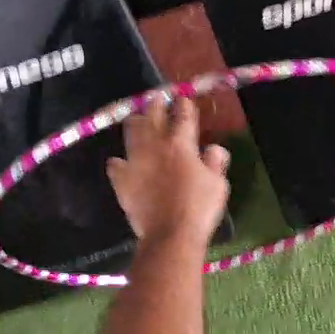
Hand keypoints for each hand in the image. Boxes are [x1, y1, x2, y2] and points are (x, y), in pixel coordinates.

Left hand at [105, 96, 229, 244]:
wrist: (170, 234)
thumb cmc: (199, 207)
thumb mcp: (219, 183)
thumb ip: (215, 161)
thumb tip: (213, 149)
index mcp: (181, 143)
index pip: (182, 115)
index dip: (184, 105)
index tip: (184, 99)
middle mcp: (155, 146)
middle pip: (152, 115)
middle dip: (156, 104)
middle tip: (159, 99)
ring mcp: (134, 161)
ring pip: (130, 132)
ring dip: (136, 123)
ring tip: (138, 120)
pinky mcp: (121, 180)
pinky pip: (116, 163)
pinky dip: (120, 160)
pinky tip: (123, 162)